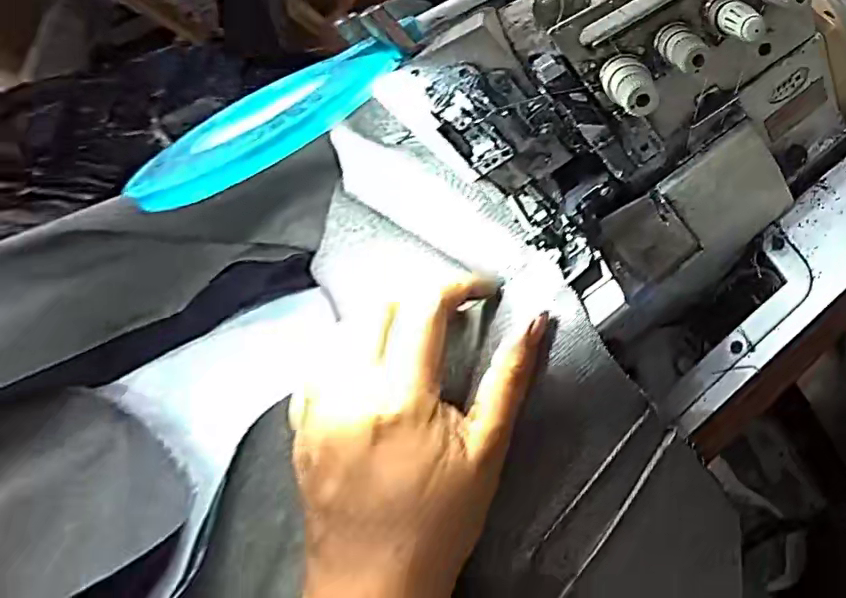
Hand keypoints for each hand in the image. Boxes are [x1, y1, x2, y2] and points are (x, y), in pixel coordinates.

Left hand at [291, 279, 547, 597]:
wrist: (372, 590)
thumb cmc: (441, 519)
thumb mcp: (489, 444)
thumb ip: (511, 376)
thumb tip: (536, 323)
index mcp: (397, 401)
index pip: (421, 309)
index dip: (460, 286)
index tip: (487, 292)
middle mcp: (346, 401)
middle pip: (375, 311)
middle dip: (424, 297)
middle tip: (460, 309)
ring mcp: (315, 419)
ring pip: (340, 334)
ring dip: (386, 319)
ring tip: (424, 332)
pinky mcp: (301, 436)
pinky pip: (316, 369)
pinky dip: (351, 349)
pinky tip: (379, 362)